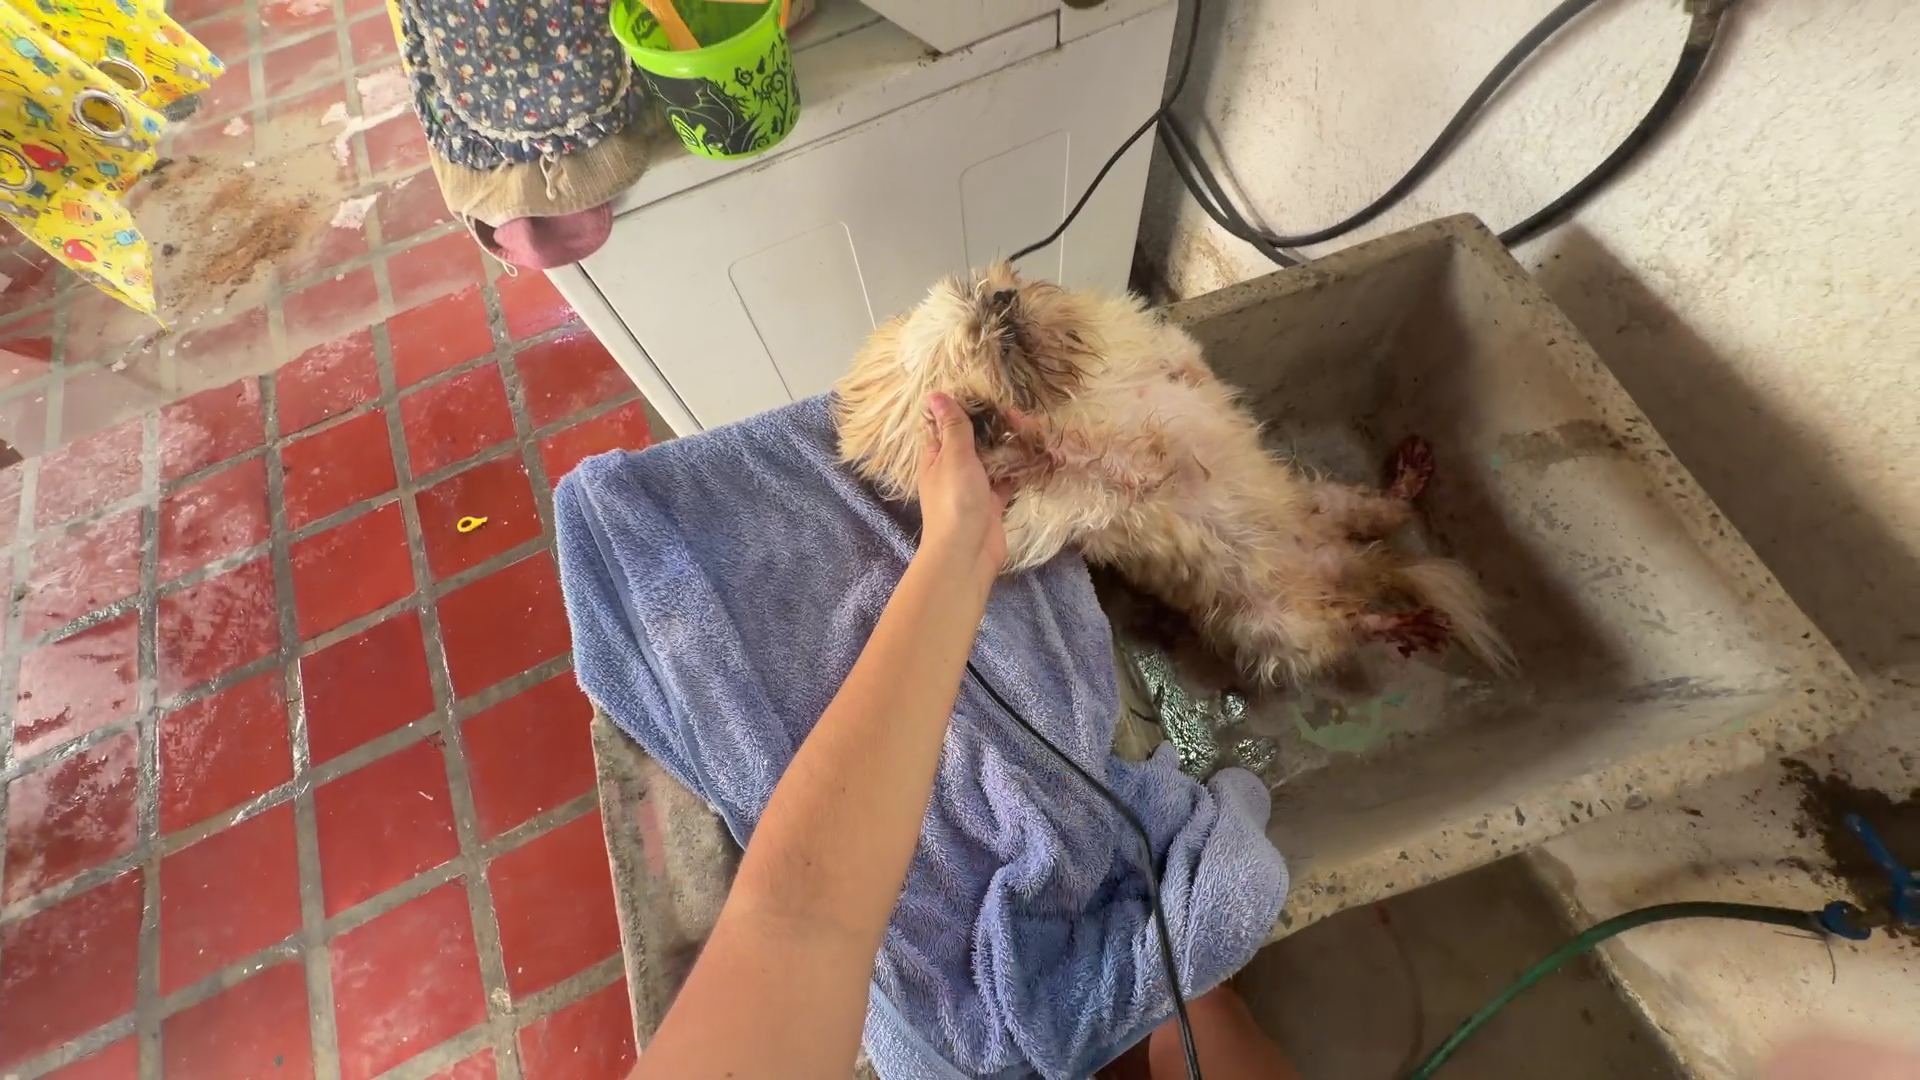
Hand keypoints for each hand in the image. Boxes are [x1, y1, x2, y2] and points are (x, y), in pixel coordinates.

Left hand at [917, 393, 1014, 586]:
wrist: (966, 552)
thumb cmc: (955, 501)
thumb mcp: (954, 456)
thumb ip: (952, 426)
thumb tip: (934, 394)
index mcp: (936, 456)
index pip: (947, 425)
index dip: (966, 408)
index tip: (989, 394)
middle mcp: (953, 469)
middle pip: (974, 441)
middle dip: (995, 427)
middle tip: (1020, 414)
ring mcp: (973, 487)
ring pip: (993, 459)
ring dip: (1009, 446)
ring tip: (1032, 429)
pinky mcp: (992, 503)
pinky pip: (1007, 480)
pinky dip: (1019, 469)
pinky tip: (1035, 455)